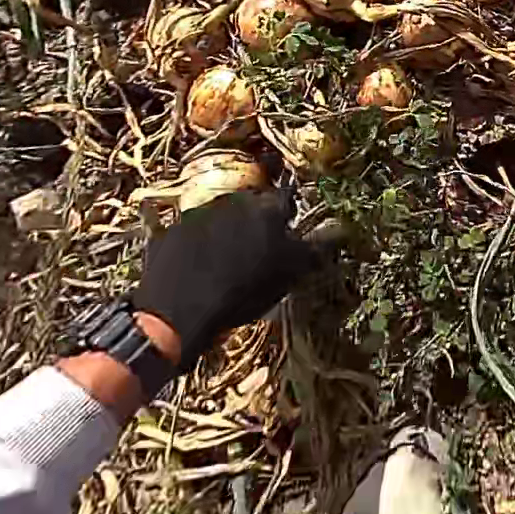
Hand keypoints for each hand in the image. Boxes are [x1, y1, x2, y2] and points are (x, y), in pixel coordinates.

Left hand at [133, 192, 318, 368]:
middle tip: (257, 251)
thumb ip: (316, 248)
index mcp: (267, 207)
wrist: (176, 313)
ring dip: (227, 231)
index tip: (286, 238)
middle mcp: (235, 200)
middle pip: (253, 206)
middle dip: (257, 222)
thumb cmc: (244, 290)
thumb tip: (343, 229)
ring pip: (221, 217)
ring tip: (226, 262)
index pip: (287, 201)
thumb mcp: (289, 272)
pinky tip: (197, 269)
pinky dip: (197, 245)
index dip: (288, 219)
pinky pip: (191, 233)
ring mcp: (199, 213)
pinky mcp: (171, 231)